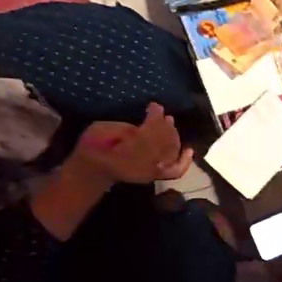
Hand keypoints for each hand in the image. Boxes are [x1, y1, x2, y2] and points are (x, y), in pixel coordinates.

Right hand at [72, 103, 194, 184]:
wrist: (91, 172)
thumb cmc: (92, 148)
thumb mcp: (100, 130)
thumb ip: (124, 129)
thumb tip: (144, 127)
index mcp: (127, 152)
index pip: (149, 133)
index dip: (155, 119)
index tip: (155, 105)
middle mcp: (145, 164)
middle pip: (163, 142)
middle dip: (165, 126)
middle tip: (164, 114)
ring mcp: (153, 171)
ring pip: (170, 152)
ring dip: (173, 136)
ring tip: (171, 122)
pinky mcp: (156, 176)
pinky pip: (175, 171)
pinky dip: (184, 161)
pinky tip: (189, 150)